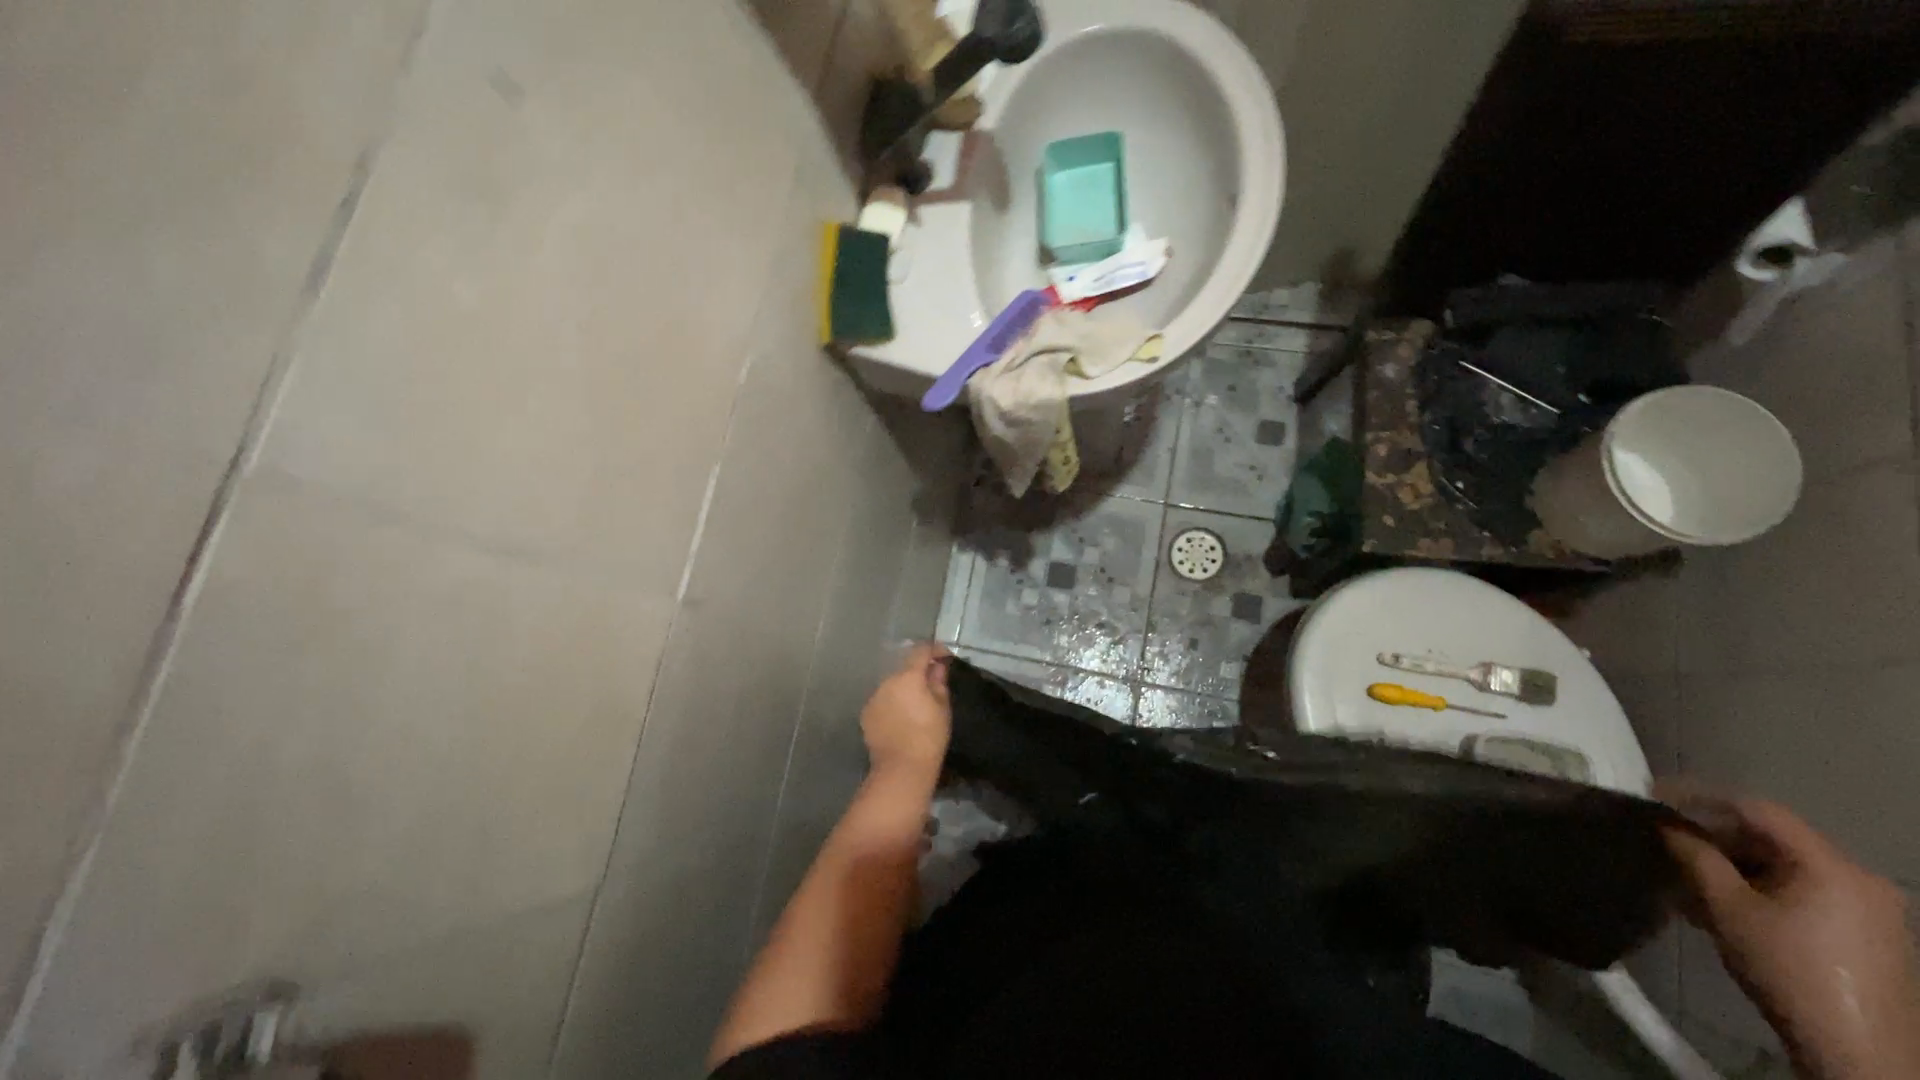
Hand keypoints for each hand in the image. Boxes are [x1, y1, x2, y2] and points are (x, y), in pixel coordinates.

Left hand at [859, 644, 951, 779]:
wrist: (902, 768)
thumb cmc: (929, 736)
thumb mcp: (942, 707)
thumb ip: (938, 682)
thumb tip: (937, 667)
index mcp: (908, 676)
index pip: (920, 650)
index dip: (934, 649)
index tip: (944, 656)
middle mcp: (886, 682)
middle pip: (904, 669)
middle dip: (918, 673)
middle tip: (932, 684)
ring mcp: (873, 698)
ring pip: (891, 686)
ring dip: (903, 689)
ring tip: (916, 705)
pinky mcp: (866, 714)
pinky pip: (882, 701)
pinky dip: (892, 704)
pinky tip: (901, 719)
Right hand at [1663, 795, 1919, 1079]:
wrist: (1857, 1053)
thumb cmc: (1787, 969)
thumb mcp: (1728, 910)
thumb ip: (1695, 859)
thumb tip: (1665, 825)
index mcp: (1832, 865)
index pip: (1757, 810)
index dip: (1701, 798)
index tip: (1655, 799)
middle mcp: (1859, 877)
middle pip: (1774, 840)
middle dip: (1716, 841)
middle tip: (1669, 849)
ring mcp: (1871, 908)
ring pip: (1787, 869)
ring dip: (1735, 870)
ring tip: (1690, 885)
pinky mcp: (1869, 935)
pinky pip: (1806, 894)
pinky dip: (1762, 892)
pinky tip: (1728, 911)